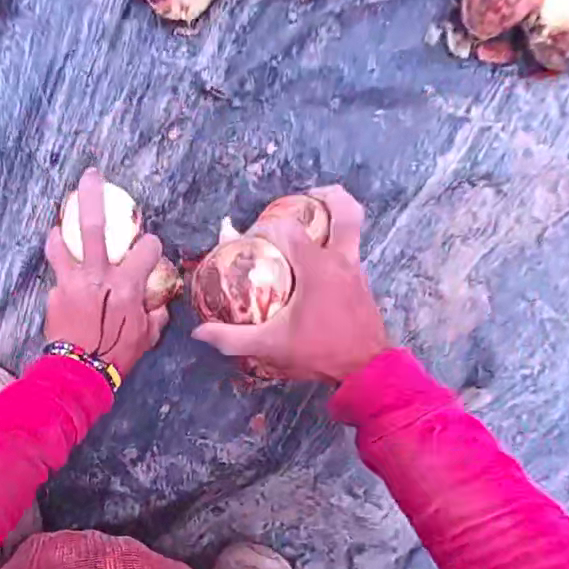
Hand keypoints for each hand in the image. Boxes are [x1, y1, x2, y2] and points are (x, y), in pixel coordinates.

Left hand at [43, 168, 168, 376]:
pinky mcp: (56, 293)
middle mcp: (99, 275)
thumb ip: (155, 316)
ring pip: (62, 243)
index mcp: (128, 285)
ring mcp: (73, 281)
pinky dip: (58, 264)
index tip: (151, 248)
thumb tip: (160, 306)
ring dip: (61, 228)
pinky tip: (59, 265)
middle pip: (95, 227)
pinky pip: (55, 271)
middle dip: (92, 197)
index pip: (147, 250)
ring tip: (60, 224)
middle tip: (90, 175)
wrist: (80, 371)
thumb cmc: (118, 355)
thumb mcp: (147, 337)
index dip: (152, 246)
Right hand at [192, 185, 388, 383]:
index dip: (265, 226)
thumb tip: (201, 332)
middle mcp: (341, 261)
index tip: (249, 239)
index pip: (288, 229)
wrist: (367, 371)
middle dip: (327, 197)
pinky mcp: (362, 287)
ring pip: (352, 231)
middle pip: (344, 211)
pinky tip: (316, 267)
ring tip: (308, 228)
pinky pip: (351, 254)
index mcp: (317, 267)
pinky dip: (335, 249)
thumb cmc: (321, 353)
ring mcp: (357, 272)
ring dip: (333, 222)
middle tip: (306, 196)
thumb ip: (232, 338)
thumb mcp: (271, 347)